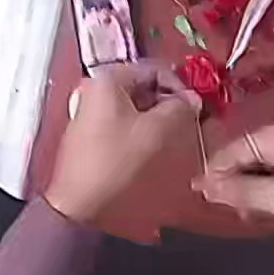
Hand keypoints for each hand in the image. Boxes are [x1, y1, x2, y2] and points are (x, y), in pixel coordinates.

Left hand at [45, 60, 200, 222]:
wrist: (78, 206)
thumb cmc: (117, 160)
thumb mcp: (156, 131)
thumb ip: (179, 108)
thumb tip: (192, 98)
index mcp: (108, 78)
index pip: (154, 69)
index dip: (179, 85)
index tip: (195, 107)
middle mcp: (96, 87)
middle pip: (143, 85)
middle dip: (168, 101)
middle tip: (188, 121)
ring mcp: (90, 109)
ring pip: (134, 104)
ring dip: (156, 115)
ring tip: (173, 135)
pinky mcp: (89, 131)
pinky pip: (122, 119)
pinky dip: (140, 126)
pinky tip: (152, 145)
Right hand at [193, 120, 273, 265]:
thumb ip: (240, 190)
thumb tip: (203, 186)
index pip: (236, 148)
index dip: (215, 170)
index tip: (197, 193)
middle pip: (242, 155)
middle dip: (230, 181)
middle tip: (224, 208)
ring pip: (251, 166)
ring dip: (243, 189)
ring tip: (243, 213)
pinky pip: (264, 173)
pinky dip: (256, 191)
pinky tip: (255, 209)